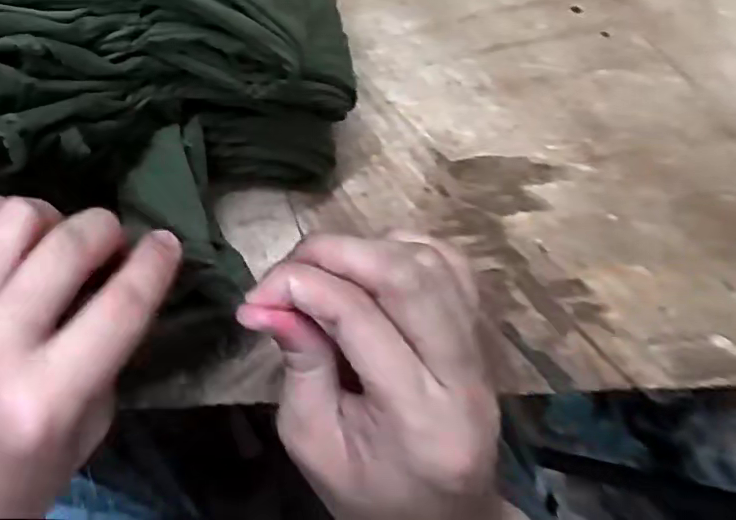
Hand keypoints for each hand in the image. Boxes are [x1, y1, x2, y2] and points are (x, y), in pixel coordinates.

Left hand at [0, 195, 181, 519]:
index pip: (117, 309)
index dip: (153, 265)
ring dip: (51, 216)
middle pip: (65, 248)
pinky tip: (9, 231)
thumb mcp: (88, 426)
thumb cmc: (24, 467)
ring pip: (14, 217)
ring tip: (59, 239)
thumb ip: (107, 349)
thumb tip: (125, 271)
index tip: (167, 240)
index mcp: (44, 397)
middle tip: (115, 239)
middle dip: (105, 229)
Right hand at [238, 234, 500, 519]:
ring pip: (423, 258)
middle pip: (401, 273)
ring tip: (318, 277)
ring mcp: (483, 352)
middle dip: (324, 253)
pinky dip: (393, 248)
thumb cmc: (366, 489)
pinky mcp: (481, 332)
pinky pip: (444, 261)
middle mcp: (466, 379)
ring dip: (356, 250)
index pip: (355, 314)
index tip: (252, 302)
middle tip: (283, 276)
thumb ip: (295, 365)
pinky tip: (361, 273)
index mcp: (422, 419)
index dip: (291, 286)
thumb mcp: (310, 440)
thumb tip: (263, 304)